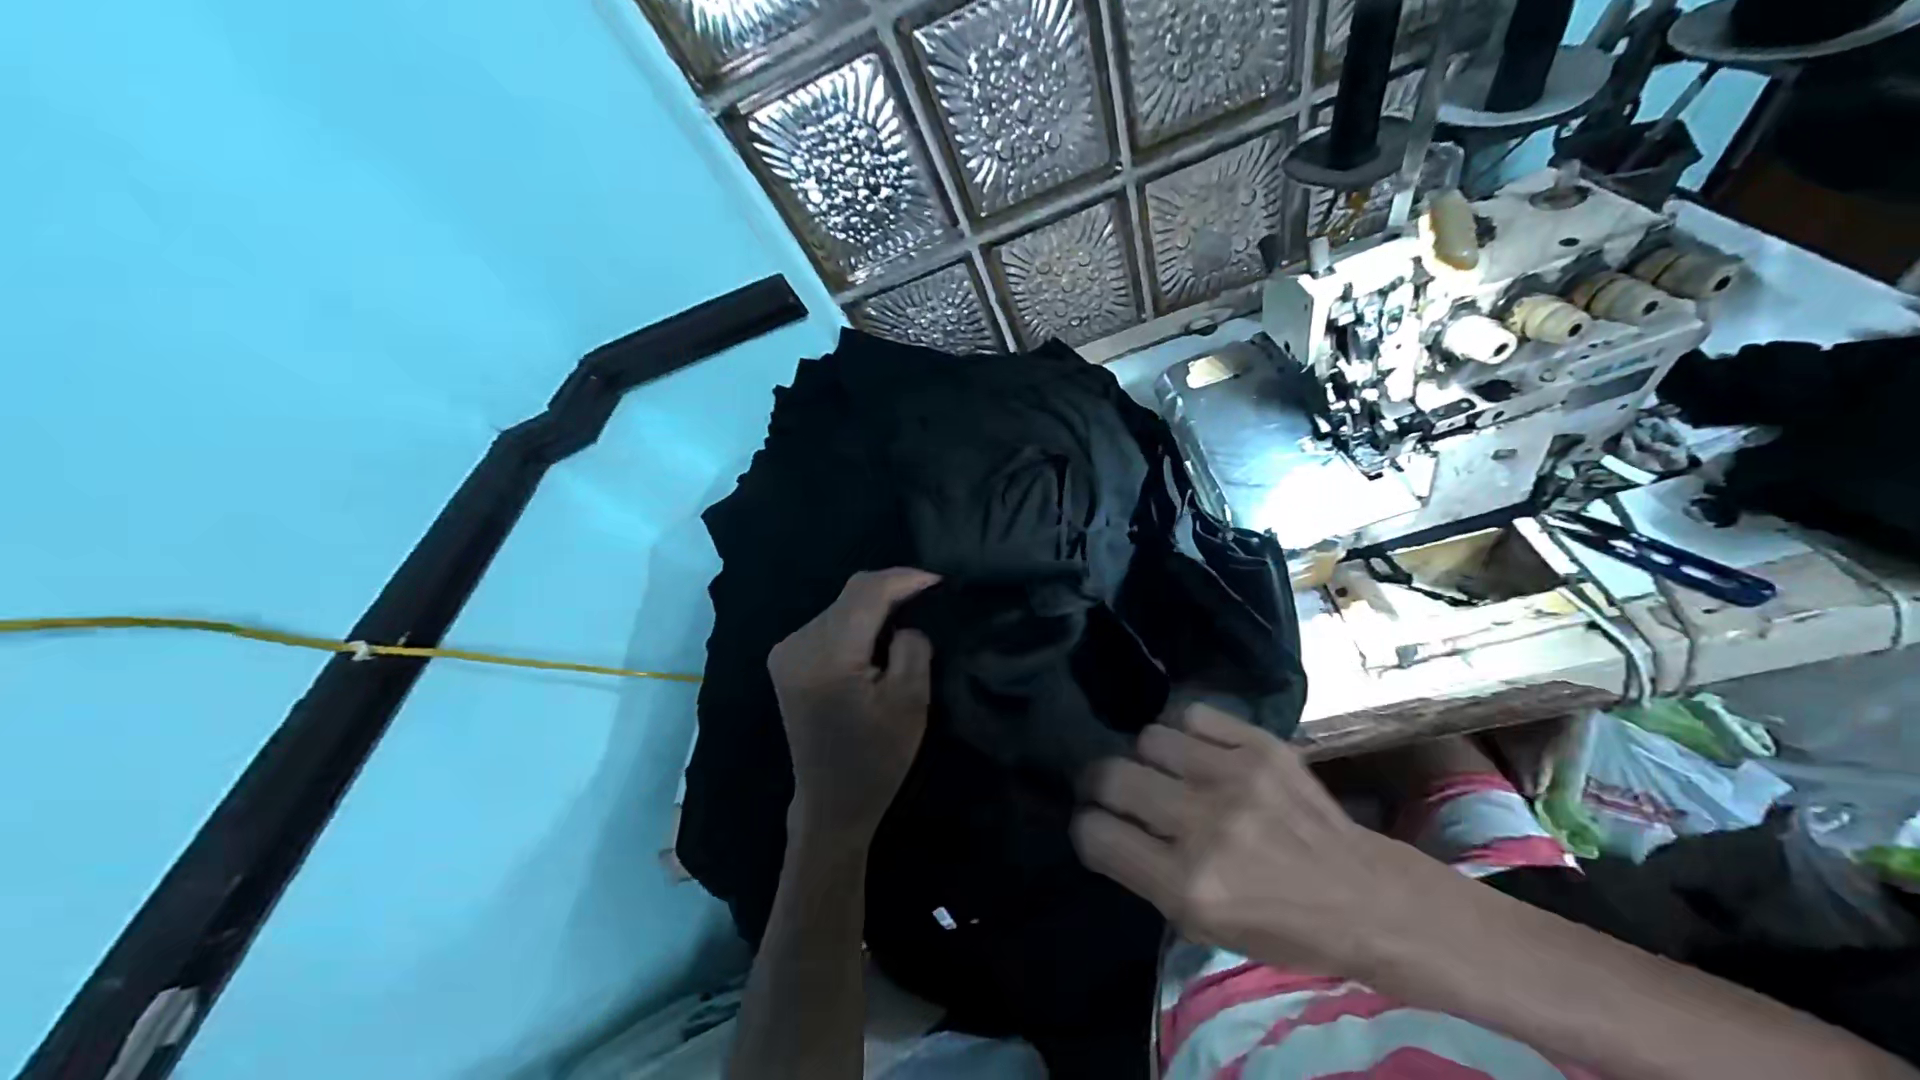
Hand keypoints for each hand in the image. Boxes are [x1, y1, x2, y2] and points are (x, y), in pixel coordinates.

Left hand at [769, 569, 940, 844]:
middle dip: (892, 590)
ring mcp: (786, 652)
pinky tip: (880, 635)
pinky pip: (829, 623)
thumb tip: (906, 622)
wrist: (831, 803)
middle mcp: (797, 645)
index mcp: (826, 656)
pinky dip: (858, 621)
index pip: (866, 593)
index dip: (904, 579)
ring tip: (911, 614)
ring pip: (840, 606)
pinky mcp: (787, 661)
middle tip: (931, 596)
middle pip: (850, 595)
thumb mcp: (910, 703)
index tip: (940, 581)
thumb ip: (912, 648)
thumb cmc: (876, 760)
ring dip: (875, 606)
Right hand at [1073, 703, 1424, 972]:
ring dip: (1147, 758)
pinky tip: (1198, 752)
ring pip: (1147, 738)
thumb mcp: (1201, 926)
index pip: (1095, 834)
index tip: (1097, 825)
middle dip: (1099, 784)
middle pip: (1111, 776)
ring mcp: (1236, 779)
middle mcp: (1206, 826)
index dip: (1087, 827)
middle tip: (1112, 789)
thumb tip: (1103, 822)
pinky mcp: (1263, 747)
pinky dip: (1186, 732)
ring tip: (1168, 772)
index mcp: (1188, 885)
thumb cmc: (1282, 927)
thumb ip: (1145, 872)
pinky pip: (1193, 715)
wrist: (1368, 898)